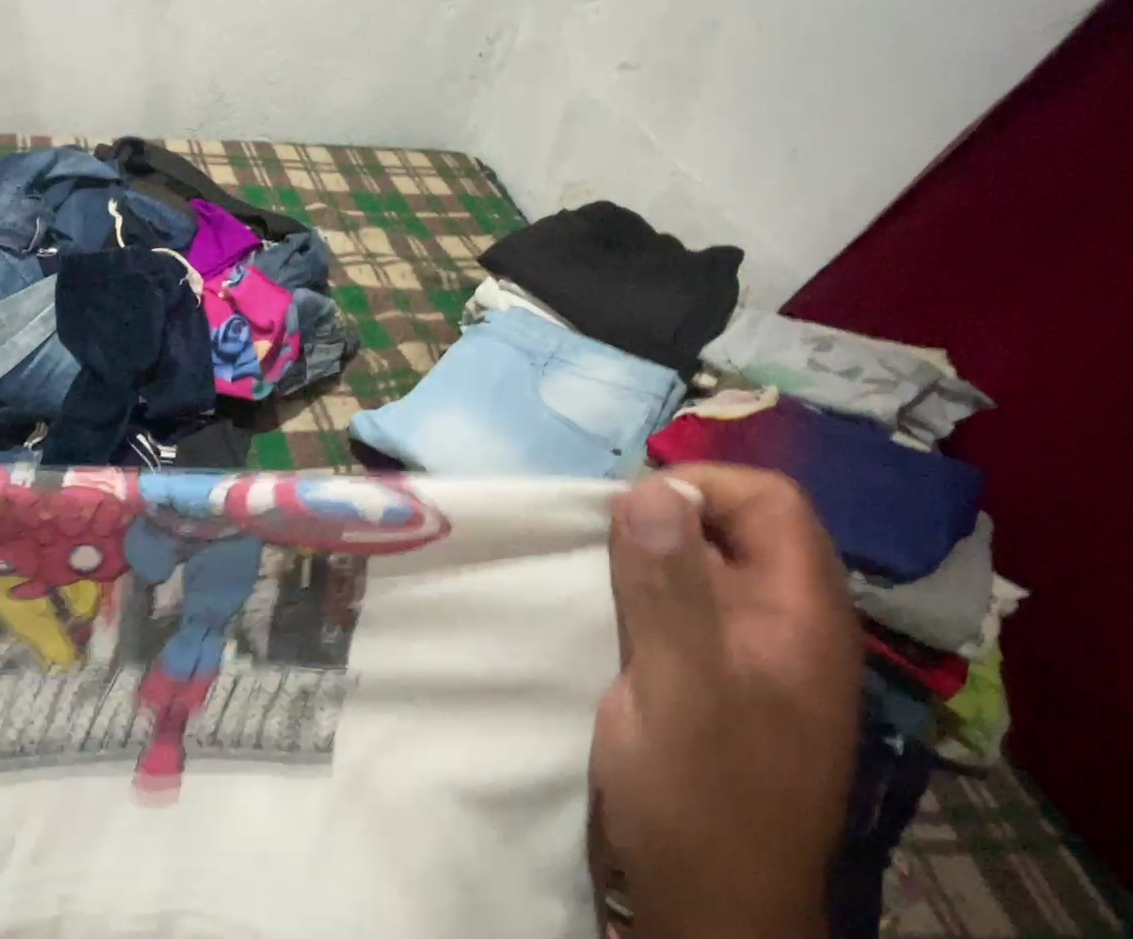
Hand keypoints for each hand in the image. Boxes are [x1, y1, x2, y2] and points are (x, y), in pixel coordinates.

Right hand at [594, 465, 860, 938]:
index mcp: (800, 616)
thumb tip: (651, 488)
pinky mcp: (707, 680)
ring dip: (638, 562)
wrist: (708, 903)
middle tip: (590, 545)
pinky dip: (632, 598)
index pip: (769, 503)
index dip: (699, 486)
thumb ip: (668, 589)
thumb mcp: (680, 689)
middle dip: (657, 522)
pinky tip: (592, 616)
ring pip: (695, 571)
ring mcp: (744, 655)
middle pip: (730, 531)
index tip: (623, 510)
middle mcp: (780, 625)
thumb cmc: (701, 797)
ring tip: (581, 576)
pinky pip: (674, 611)